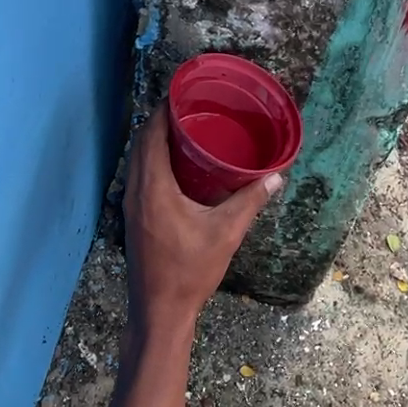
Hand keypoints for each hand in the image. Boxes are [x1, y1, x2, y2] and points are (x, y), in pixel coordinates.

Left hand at [122, 110, 282, 328]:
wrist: (159, 311)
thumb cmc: (191, 271)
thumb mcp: (226, 233)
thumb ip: (250, 201)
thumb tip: (276, 176)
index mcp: (154, 187)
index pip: (151, 134)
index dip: (163, 110)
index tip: (184, 95)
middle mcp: (136, 190)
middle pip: (141, 142)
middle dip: (161, 121)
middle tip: (191, 109)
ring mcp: (131, 204)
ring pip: (137, 159)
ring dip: (155, 140)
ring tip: (185, 130)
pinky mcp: (133, 217)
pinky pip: (139, 174)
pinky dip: (152, 159)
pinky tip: (175, 164)